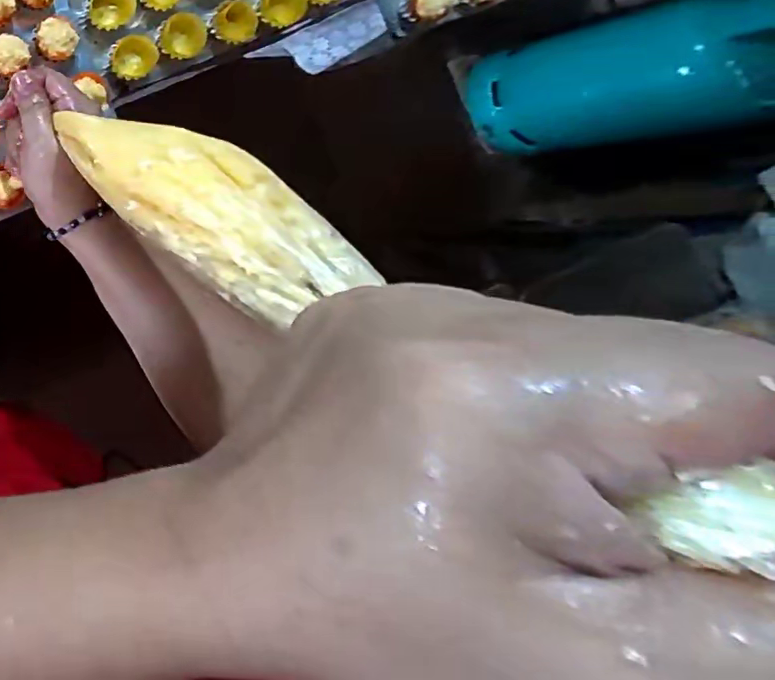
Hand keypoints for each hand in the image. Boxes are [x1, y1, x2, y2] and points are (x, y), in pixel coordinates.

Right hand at [0, 68, 103, 229]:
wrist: (73, 220)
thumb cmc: (56, 180)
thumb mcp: (38, 141)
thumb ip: (30, 106)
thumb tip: (21, 76)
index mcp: (75, 106)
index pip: (44, 77)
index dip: (21, 89)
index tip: (5, 111)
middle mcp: (73, 114)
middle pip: (34, 100)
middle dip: (18, 123)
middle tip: (15, 144)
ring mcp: (66, 133)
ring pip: (30, 122)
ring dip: (19, 142)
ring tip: (20, 163)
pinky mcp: (60, 149)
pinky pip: (35, 140)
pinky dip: (25, 152)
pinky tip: (23, 169)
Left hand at [177, 285, 774, 679]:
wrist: (224, 556)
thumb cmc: (384, 620)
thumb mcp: (602, 655)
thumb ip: (762, 610)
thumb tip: (773, 521)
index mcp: (497, 379)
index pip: (750, 376)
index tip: (744, 531)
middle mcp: (434, 310)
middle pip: (657, 360)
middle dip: (706, 451)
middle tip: (646, 538)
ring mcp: (381, 301)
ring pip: (573, 348)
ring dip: (608, 424)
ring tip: (556, 506)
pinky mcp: (351, 311)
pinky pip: (488, 342)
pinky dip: (526, 396)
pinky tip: (482, 456)